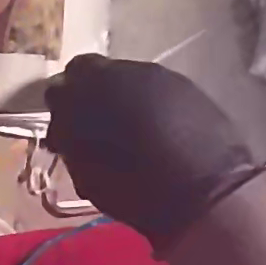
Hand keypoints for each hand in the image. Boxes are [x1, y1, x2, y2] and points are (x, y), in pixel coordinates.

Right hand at [45, 55, 256, 251]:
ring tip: (122, 128)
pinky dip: (142, 101)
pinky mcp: (183, 84)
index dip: (58, 111)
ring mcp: (155, 75)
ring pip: (121, 75)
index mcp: (88, 94)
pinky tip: (149, 127)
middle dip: (84, 93)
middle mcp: (120, 73)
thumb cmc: (136, 191)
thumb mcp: (86, 175)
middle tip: (87, 124)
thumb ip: (70, 144)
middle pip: (88, 69)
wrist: (207, 194)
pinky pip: (149, 86)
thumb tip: (64, 132)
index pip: (58, 89)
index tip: (62, 134)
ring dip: (115, 96)